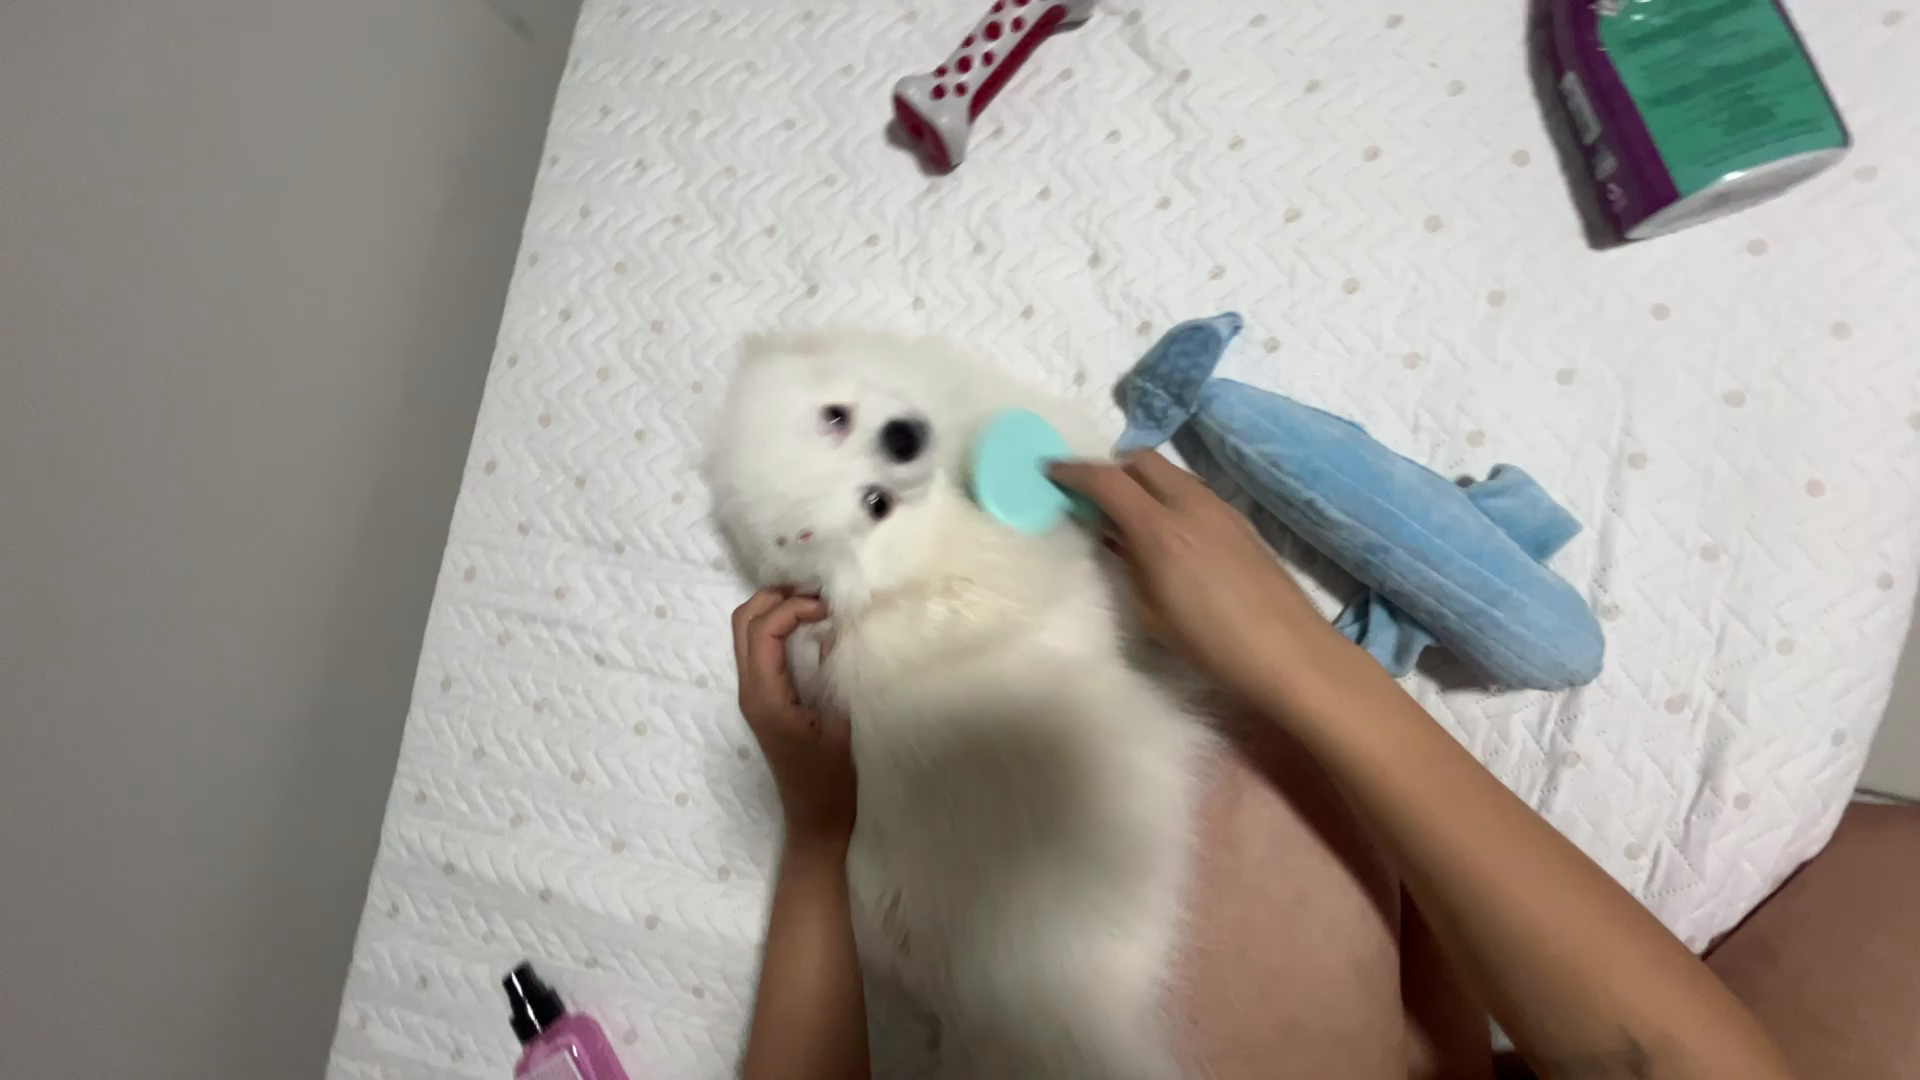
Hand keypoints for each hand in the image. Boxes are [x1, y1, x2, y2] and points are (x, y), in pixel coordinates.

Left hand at [732, 587, 856, 850]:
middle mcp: (750, 690)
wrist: (817, 821)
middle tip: (818, 593)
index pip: (764, 629)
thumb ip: (837, 672)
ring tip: (817, 604)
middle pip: (743, 621)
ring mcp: (754, 694)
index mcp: (765, 695)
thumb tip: (836, 628)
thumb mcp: (845, 724)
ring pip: (747, 632)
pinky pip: (761, 648)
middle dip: (776, 597)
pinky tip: (812, 627)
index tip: (831, 609)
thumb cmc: (834, 781)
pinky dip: (780, 627)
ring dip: (776, 609)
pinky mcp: (765, 699)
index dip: (795, 606)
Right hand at [1050, 452, 1333, 695]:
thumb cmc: (1211, 643)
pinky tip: (1166, 529)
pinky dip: (1167, 494)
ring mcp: (1220, 508)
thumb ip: (1126, 564)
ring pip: (1170, 471)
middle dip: (1109, 468)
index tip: (1050, 471)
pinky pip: (1191, 489)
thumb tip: (1114, 537)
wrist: (1290, 652)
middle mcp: (1191, 504)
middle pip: (1141, 459)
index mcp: (1161, 529)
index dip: (1072, 472)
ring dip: (1141, 480)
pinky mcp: (1240, 520)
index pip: (1106, 480)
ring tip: (1127, 514)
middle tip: (1091, 495)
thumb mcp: (1150, 611)